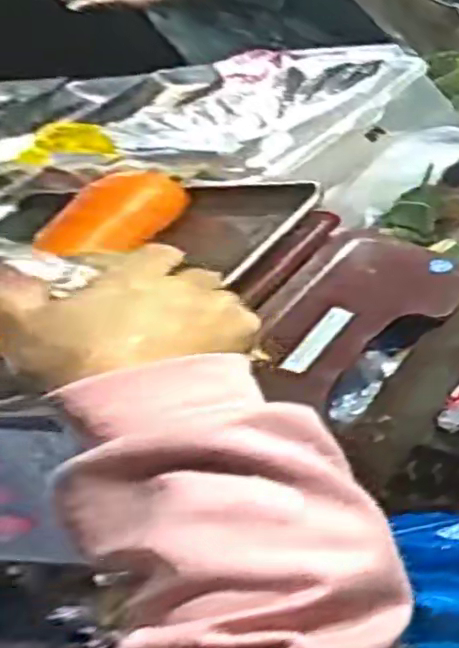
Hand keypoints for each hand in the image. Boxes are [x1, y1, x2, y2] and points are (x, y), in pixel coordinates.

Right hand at [0, 245, 259, 388]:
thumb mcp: (24, 323)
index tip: (140, 277)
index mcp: (138, 275)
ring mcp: (221, 305)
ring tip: (193, 328)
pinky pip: (246, 320)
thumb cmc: (77, 357)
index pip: (158, 253)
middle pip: (198, 275)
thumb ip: (16, 291)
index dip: (152, 263)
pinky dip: (234, 328)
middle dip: (187, 286)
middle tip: (167, 308)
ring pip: (224, 296)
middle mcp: (187, 284)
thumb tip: (11, 270)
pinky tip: (217, 343)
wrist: (140, 394)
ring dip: (211, 307)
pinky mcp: (246, 328)